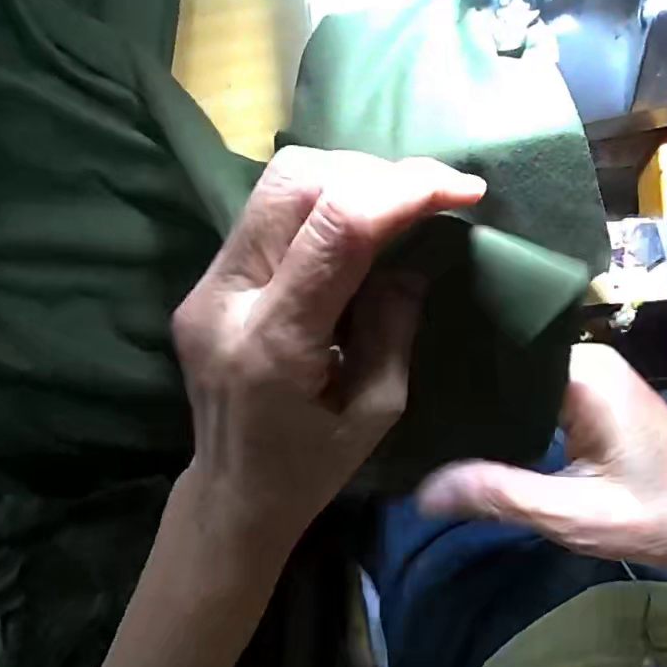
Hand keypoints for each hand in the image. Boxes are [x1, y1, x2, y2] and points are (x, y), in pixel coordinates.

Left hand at [172, 146, 486, 563]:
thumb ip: (394, 319)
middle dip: (373, 174)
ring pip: (274, 184)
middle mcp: (225, 299)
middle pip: (294, 182)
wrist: (231, 492)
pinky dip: (318, 202)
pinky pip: (265, 212)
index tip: (462, 191)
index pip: (336, 229)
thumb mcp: (378, 407)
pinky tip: (351, 226)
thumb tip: (413, 249)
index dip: (405, 191)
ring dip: (344, 179)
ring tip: (393, 206)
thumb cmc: (311, 467)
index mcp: (272, 344)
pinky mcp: (203, 281)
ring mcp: (204, 285)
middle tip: (425, 198)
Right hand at [415, 344, 666, 589]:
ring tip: (426, 414)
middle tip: (405, 404)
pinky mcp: (592, 398)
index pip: (498, 350)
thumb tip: (422, 491)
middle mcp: (583, 359)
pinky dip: (506, 413)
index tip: (404, 381)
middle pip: (504, 363)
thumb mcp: (577, 515)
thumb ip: (499, 494)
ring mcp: (589, 377)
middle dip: (460, 385)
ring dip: (482, 401)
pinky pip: (534, 395)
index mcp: (580, 370)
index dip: (451, 366)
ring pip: (517, 381)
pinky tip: (472, 430)